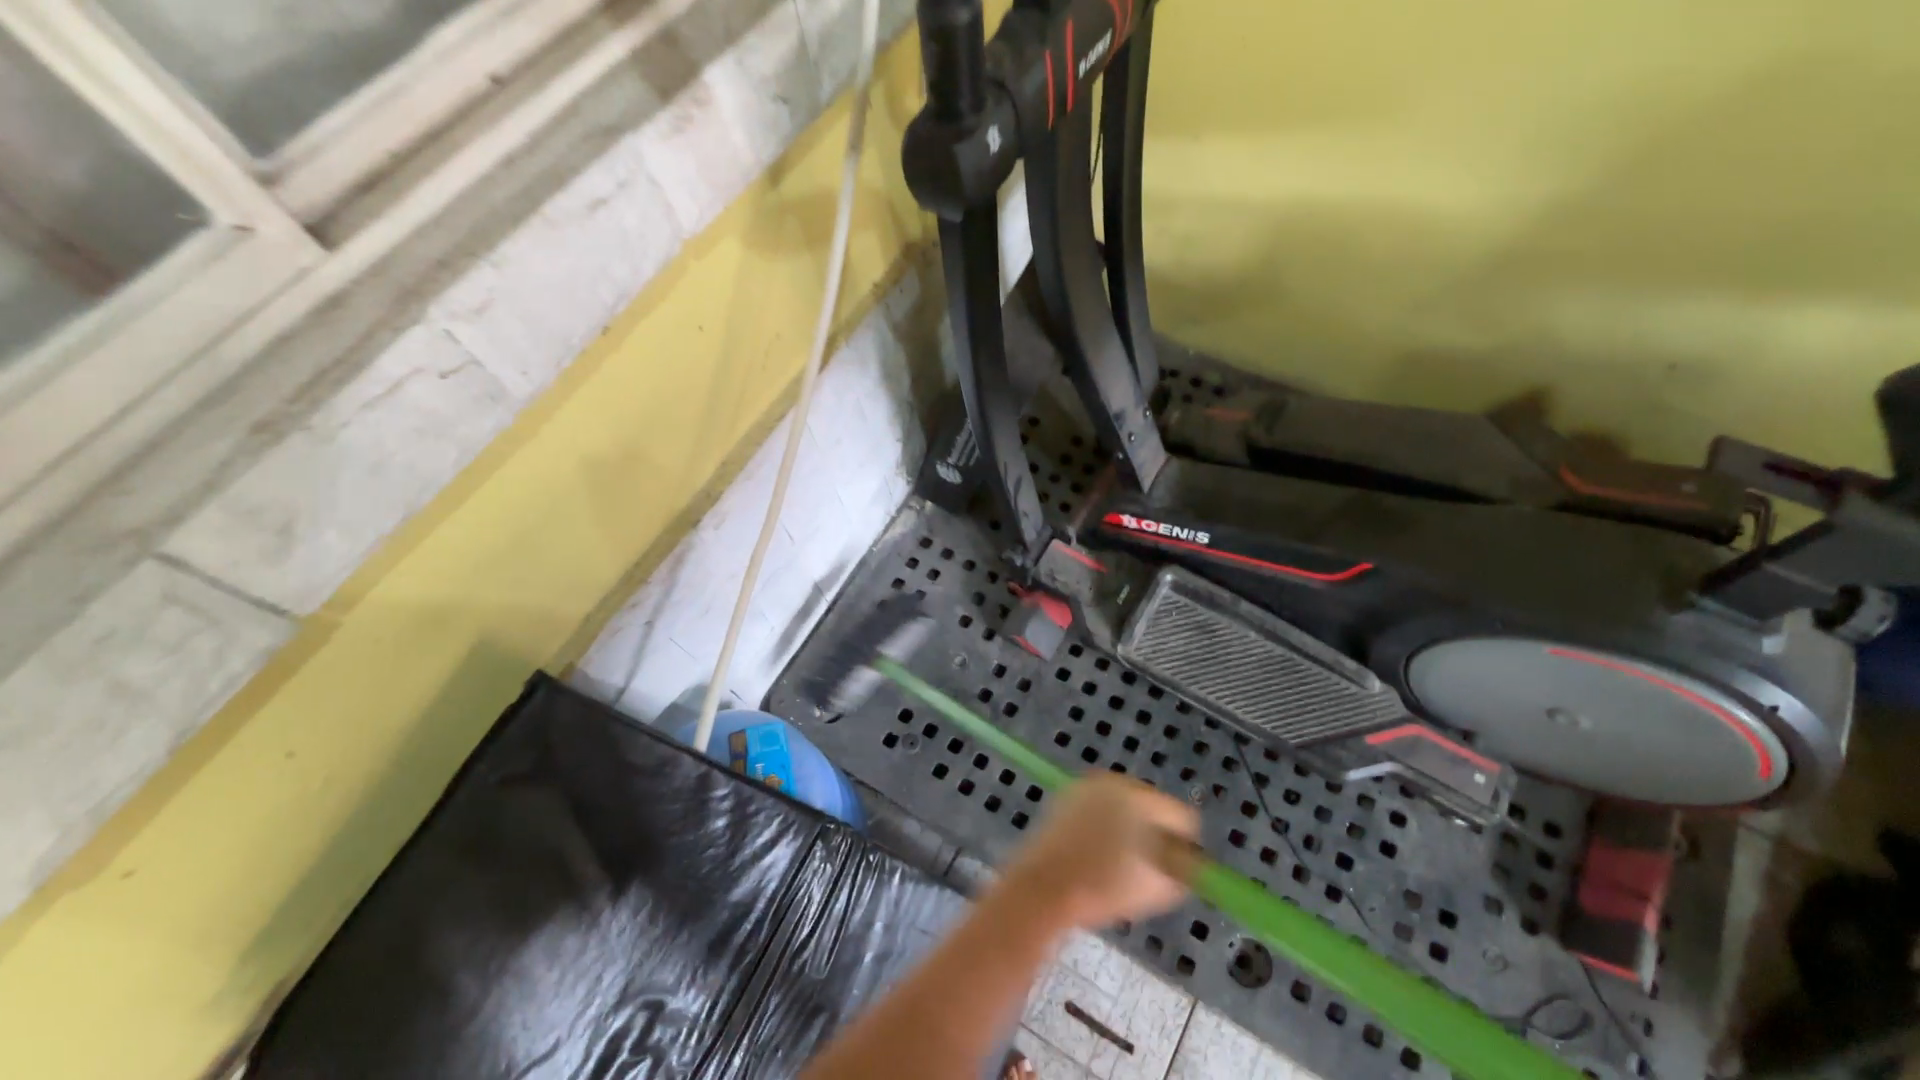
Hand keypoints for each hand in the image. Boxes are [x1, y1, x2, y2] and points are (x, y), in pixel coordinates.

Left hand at [998, 774, 1198, 930]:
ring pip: (1121, 812)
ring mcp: (1085, 789)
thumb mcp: (1159, 887)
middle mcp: (1114, 782)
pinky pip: (1095, 816)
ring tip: (1120, 869)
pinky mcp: (1063, 801)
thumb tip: (1191, 863)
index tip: (1180, 871)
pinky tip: (1095, 861)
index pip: (1182, 817)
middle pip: (1150, 809)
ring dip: (1128, 834)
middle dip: (1155, 836)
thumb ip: (1185, 872)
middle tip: (1150, 870)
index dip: (1187, 846)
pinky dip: (1101, 833)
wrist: (1042, 887)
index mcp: (1141, 796)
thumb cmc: (1104, 886)